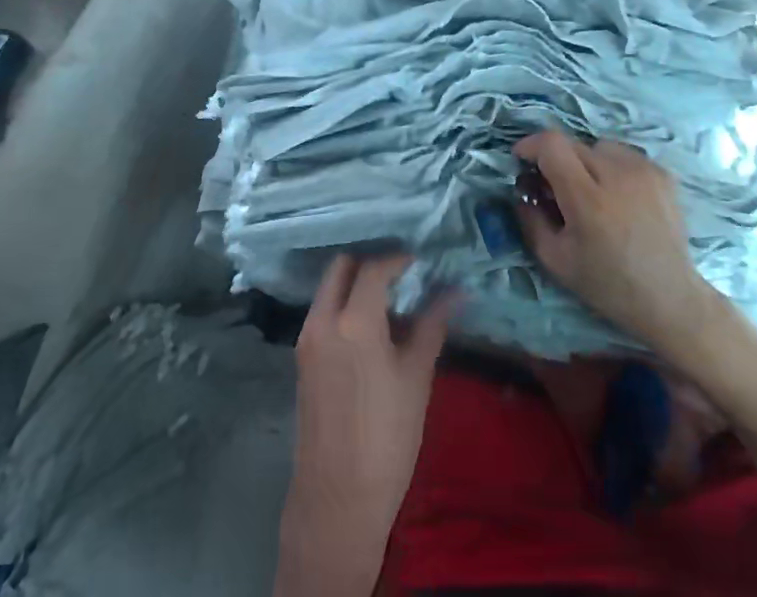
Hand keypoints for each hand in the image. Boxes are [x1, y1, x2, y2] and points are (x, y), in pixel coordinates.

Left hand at [276, 255, 453, 596]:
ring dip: (356, 284)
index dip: (399, 259)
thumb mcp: (417, 375)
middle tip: (403, 276)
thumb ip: (432, 324)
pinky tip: (373, 327)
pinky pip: (323, 313)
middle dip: (370, 264)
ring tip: (393, 301)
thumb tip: (454, 290)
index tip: (421, 263)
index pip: (374, 268)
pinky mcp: (302, 358)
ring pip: (329, 289)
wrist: (338, 496)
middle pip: (341, 268)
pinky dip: (345, 306)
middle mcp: (322, 321)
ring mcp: (306, 340)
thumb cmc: (388, 435)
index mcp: (353, 322)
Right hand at [513, 131, 716, 355]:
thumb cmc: (607, 284)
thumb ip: (530, 218)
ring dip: (585, 162)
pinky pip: (624, 156)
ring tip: (590, 192)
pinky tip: (617, 197)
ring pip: (599, 146)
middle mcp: (618, 175)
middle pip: (572, 144)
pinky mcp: (662, 173)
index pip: (551, 144)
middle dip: (554, 160)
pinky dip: (611, 168)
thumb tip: (522, 189)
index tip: (521, 161)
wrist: (669, 297)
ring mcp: (644, 170)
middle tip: (553, 189)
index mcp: (588, 198)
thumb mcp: (554, 259)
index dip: (530, 146)